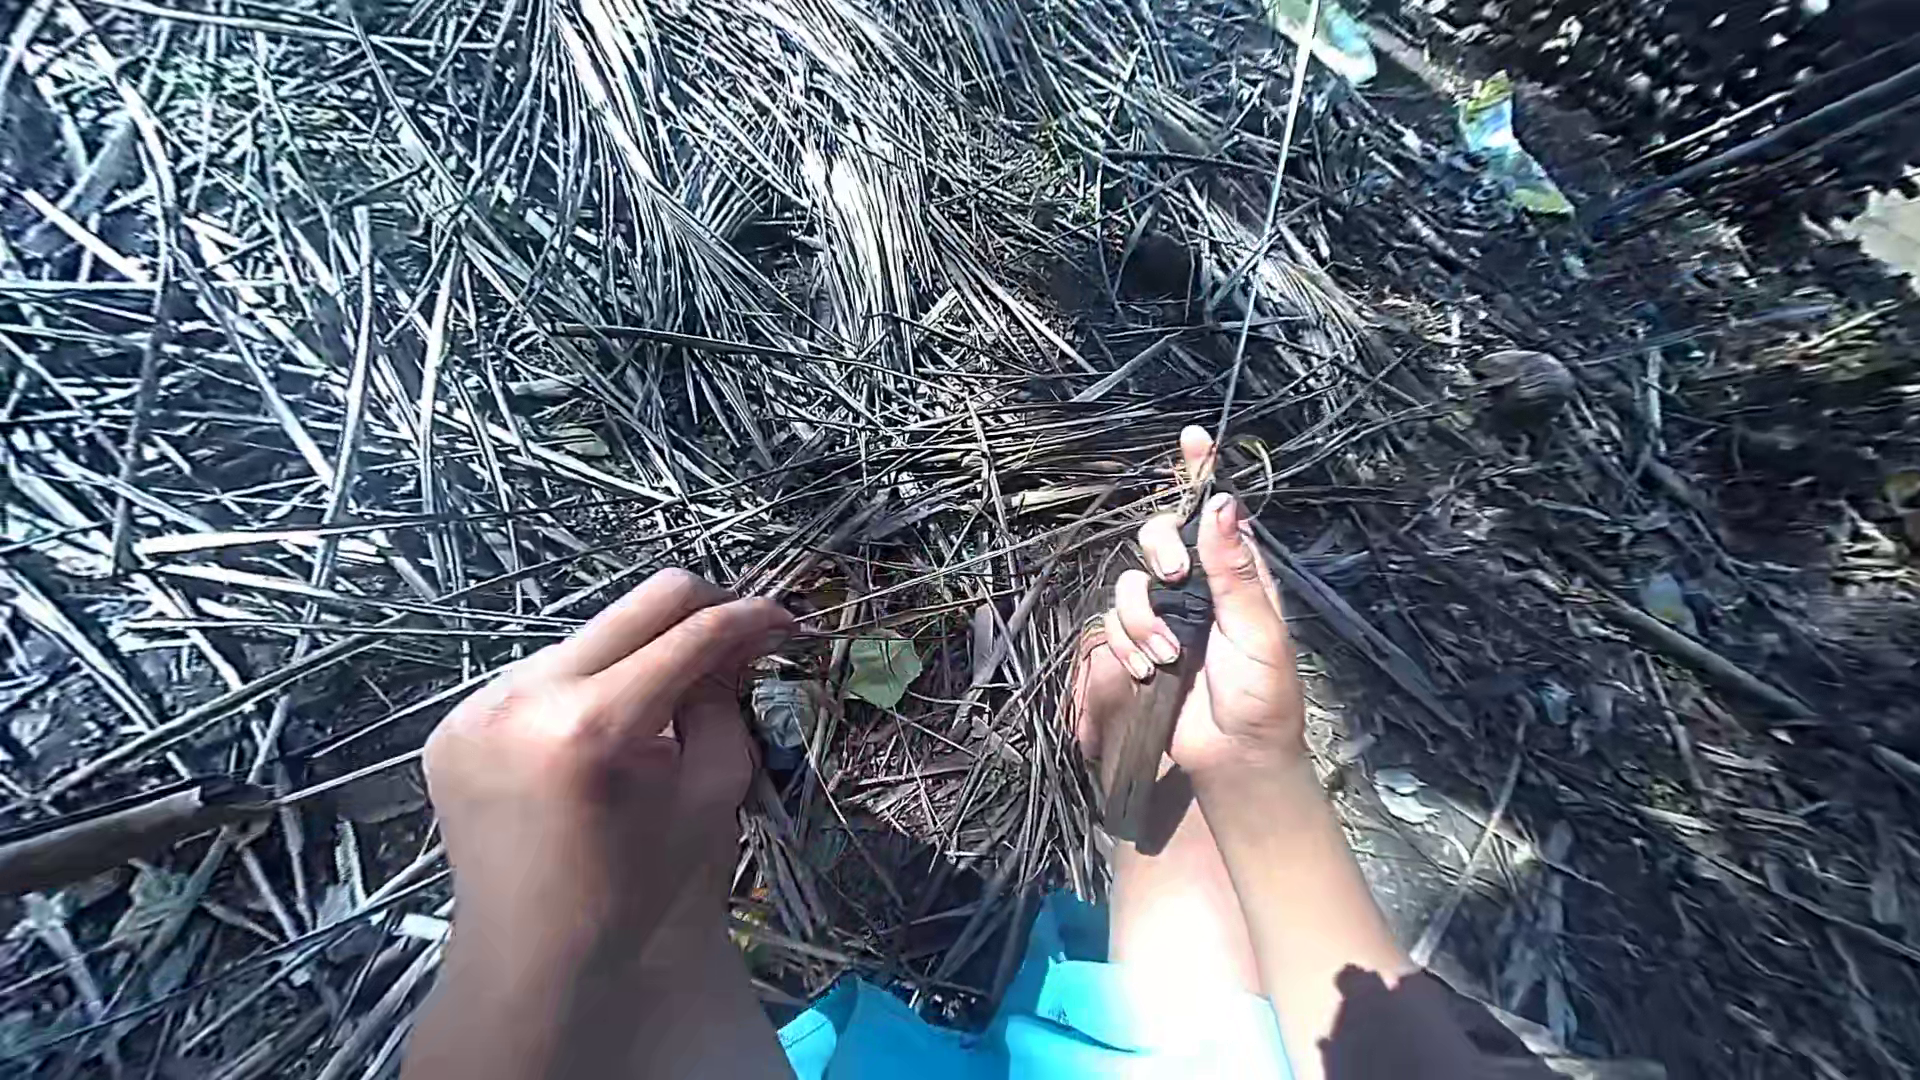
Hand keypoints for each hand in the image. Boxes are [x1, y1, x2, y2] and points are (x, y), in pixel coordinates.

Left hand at [423, 569, 791, 959]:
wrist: (534, 957)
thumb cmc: (640, 879)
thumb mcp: (713, 784)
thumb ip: (727, 696)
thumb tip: (741, 635)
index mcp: (595, 726)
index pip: (693, 633)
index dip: (751, 615)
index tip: (785, 621)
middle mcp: (525, 697)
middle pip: (644, 599)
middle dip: (709, 605)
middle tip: (741, 634)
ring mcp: (479, 703)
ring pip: (601, 628)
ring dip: (652, 645)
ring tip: (675, 688)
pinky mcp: (458, 716)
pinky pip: (556, 664)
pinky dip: (604, 674)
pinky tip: (615, 717)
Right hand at [1084, 426, 1304, 779]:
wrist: (1231, 754)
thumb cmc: (1262, 696)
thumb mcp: (1257, 631)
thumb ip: (1236, 572)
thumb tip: (1224, 504)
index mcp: (1232, 575)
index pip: (1214, 514)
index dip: (1201, 474)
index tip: (1194, 438)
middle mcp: (1194, 587)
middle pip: (1155, 537)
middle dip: (1158, 550)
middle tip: (1172, 577)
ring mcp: (1162, 615)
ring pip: (1127, 584)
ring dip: (1142, 619)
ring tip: (1168, 656)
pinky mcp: (1136, 643)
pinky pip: (1111, 624)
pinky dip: (1126, 644)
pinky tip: (1149, 670)